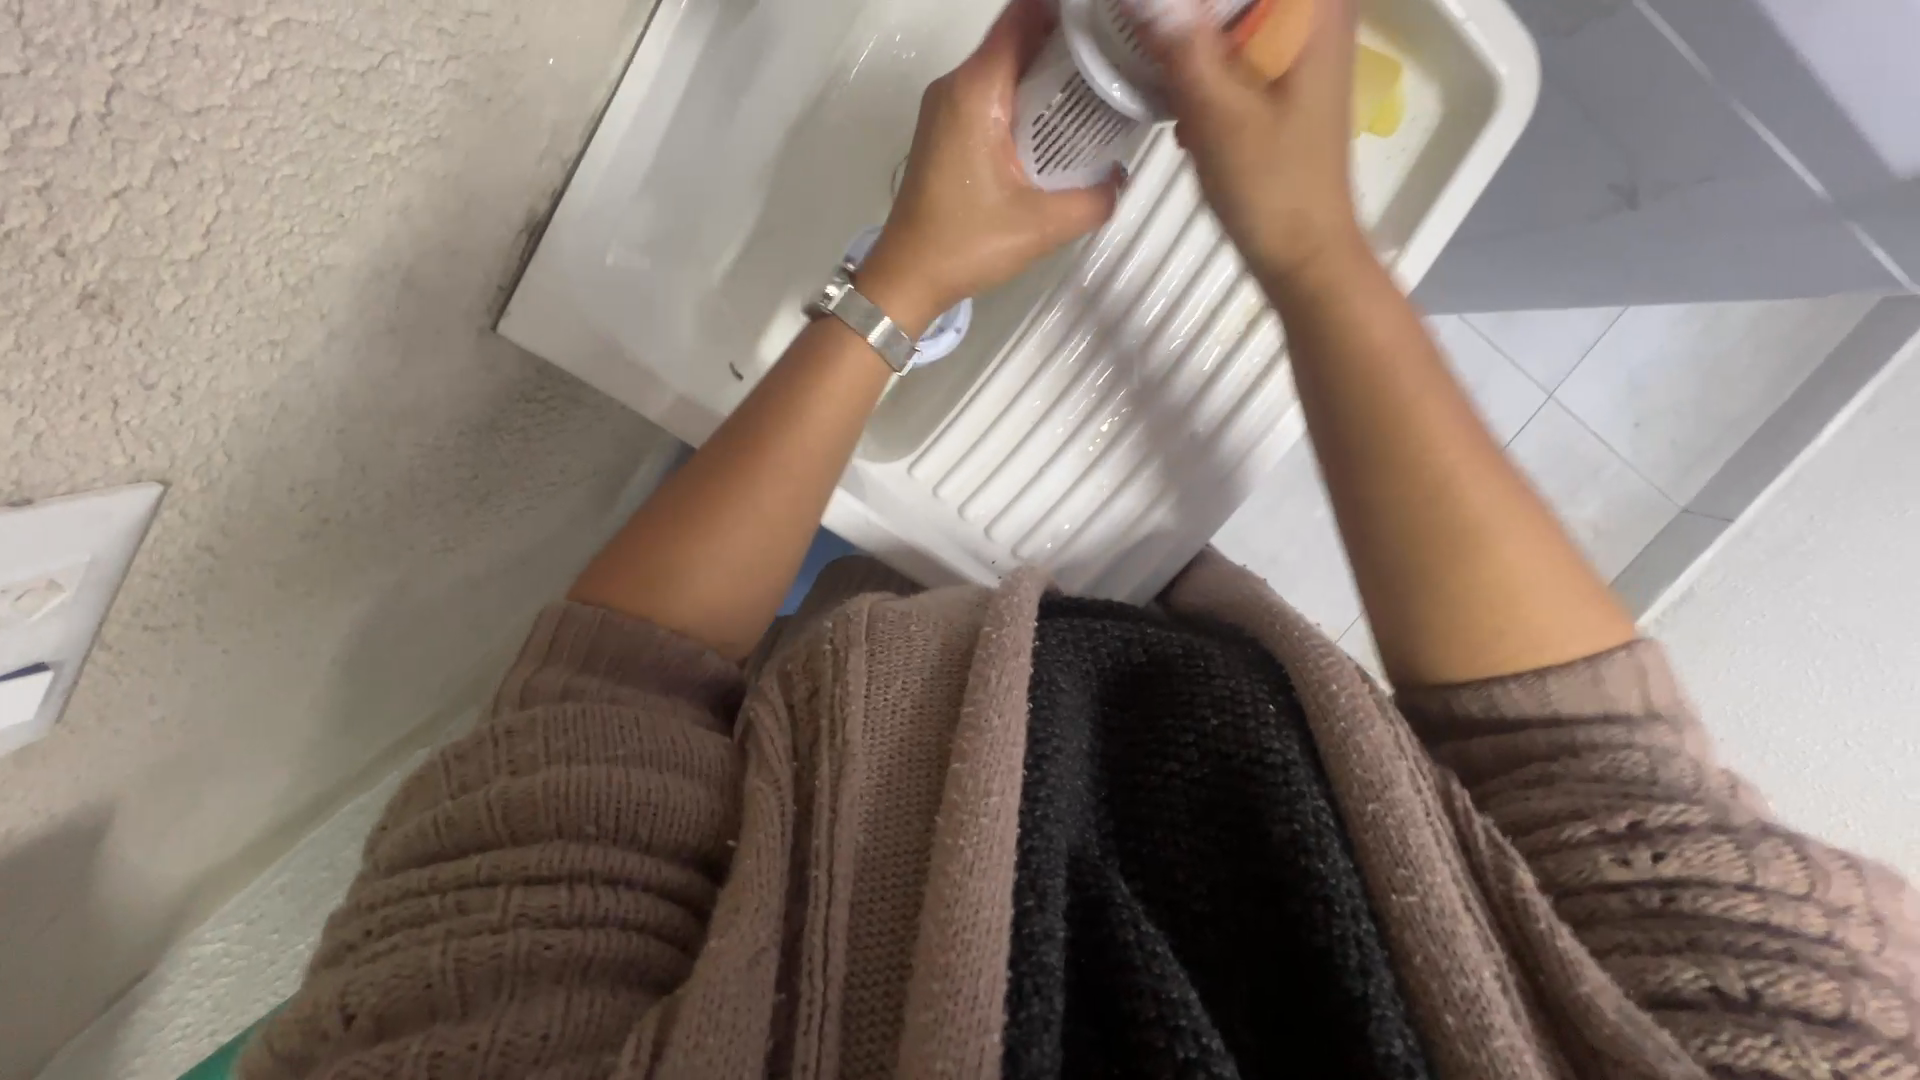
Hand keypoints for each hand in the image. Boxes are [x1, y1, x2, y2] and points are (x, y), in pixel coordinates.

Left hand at [860, 0, 1124, 323]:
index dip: (1068, 14)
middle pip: (1018, 39)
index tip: (1105, 30)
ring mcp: (946, 109)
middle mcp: (956, 87)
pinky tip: (1051, 136)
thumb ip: (1094, 199)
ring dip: (1046, 79)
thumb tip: (1119, 179)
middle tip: (1111, 71)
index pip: (1025, 15)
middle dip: (1066, 48)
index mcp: (975, 91)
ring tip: (1089, 102)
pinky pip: (991, 98)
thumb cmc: (964, 247)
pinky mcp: (945, 132)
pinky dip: (1024, 105)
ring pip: (1004, 69)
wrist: (907, 278)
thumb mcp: (1042, 227)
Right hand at [1133, 0, 1367, 285]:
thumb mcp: (1217, 112)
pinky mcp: (1283, 82)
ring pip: (1233, 18)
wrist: (1304, 252)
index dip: (1195, 0)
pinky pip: (1235, 48)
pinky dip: (1203, 62)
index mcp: (1314, 7)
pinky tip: (1177, 97)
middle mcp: (1317, 14)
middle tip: (1144, 29)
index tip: (1154, 13)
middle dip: (1186, 13)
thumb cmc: (1271, 186)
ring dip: (1189, 34)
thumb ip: (1179, 43)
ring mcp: (1301, 50)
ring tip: (1150, 55)